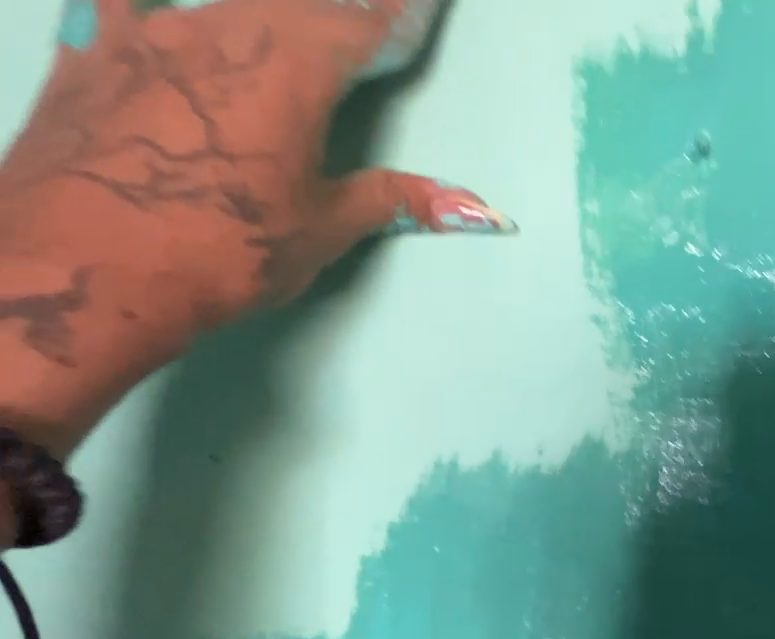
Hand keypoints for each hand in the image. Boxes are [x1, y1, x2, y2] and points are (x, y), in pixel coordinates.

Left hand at [0, 0, 510, 454]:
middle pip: (291, 3)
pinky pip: (122, 4)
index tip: (423, 4)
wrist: (84, 265)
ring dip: (266, 11)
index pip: (357, 24)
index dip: (396, 13)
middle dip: (338, 8)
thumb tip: (481, 210)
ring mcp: (143, 34)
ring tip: (293, 16)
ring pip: (222, 4)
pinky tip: (157, 11)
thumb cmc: (227, 247)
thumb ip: (397, 199)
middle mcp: (215, 32)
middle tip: (366, 12)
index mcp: (287, 71)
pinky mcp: (89, 54)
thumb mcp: (327, 226)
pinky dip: (151, 6)